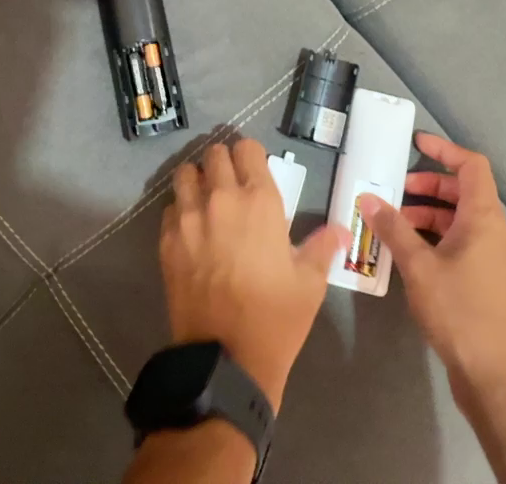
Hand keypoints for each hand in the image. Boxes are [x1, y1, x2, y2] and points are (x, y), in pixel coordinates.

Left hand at [159, 138, 349, 409]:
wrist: (226, 357)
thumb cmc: (276, 318)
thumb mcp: (310, 283)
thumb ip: (322, 247)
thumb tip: (339, 230)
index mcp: (260, 202)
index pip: (247, 149)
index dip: (251, 154)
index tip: (255, 168)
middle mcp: (221, 199)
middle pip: (214, 154)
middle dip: (224, 162)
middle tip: (232, 182)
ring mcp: (189, 218)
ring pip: (186, 173)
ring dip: (197, 179)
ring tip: (207, 198)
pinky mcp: (166, 240)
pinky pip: (170, 207)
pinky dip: (180, 209)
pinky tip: (191, 229)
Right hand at [355, 133, 505, 389]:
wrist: (498, 377)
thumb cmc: (460, 312)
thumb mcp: (419, 267)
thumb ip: (393, 229)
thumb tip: (369, 199)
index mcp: (485, 220)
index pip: (473, 167)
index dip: (445, 150)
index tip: (415, 143)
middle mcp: (496, 234)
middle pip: (465, 193)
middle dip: (428, 186)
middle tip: (394, 191)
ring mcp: (496, 260)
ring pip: (462, 221)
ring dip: (429, 216)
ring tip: (393, 226)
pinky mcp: (490, 283)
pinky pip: (463, 245)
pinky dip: (437, 239)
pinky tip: (410, 257)